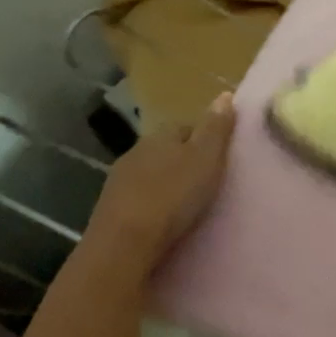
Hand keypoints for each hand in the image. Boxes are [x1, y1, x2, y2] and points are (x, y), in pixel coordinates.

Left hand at [84, 92, 235, 262]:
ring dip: (165, 183)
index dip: (204, 139)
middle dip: (183, 161)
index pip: (186, 127)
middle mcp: (137, 150)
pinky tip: (162, 218)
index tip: (219, 157)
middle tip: (206, 182)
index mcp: (161, 135)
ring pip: (150, 173)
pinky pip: (138, 198)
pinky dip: (151, 203)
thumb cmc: (173, 195)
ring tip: (185, 203)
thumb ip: (216, 129)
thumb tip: (224, 94)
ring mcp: (119, 179)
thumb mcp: (206, 159)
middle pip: (166, 149)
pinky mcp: (111, 208)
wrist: (125, 242)